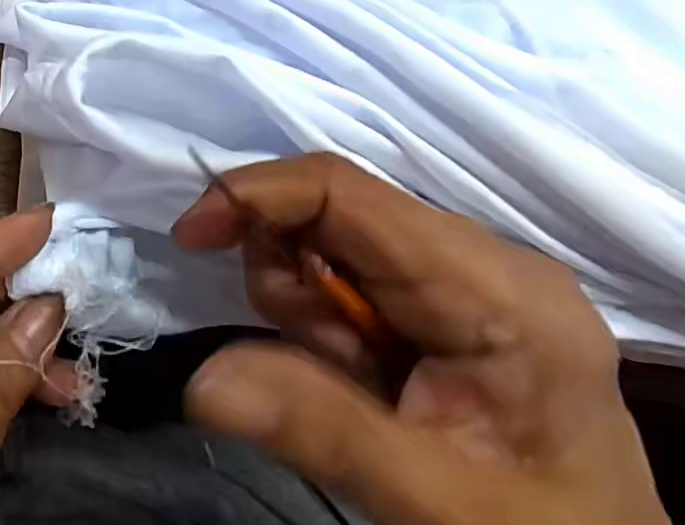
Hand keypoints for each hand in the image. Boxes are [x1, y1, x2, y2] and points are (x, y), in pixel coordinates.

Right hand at [174, 153, 668, 524]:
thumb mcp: (437, 503)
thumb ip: (324, 429)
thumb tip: (200, 381)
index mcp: (494, 286)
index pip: (349, 191)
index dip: (258, 195)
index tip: (190, 237)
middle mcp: (480, 255)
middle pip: (334, 213)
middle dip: (296, 284)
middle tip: (328, 367)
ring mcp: (466, 270)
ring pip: (333, 241)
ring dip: (312, 310)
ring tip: (359, 385)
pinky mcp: (449, 291)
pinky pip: (354, 273)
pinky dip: (332, 320)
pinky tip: (367, 374)